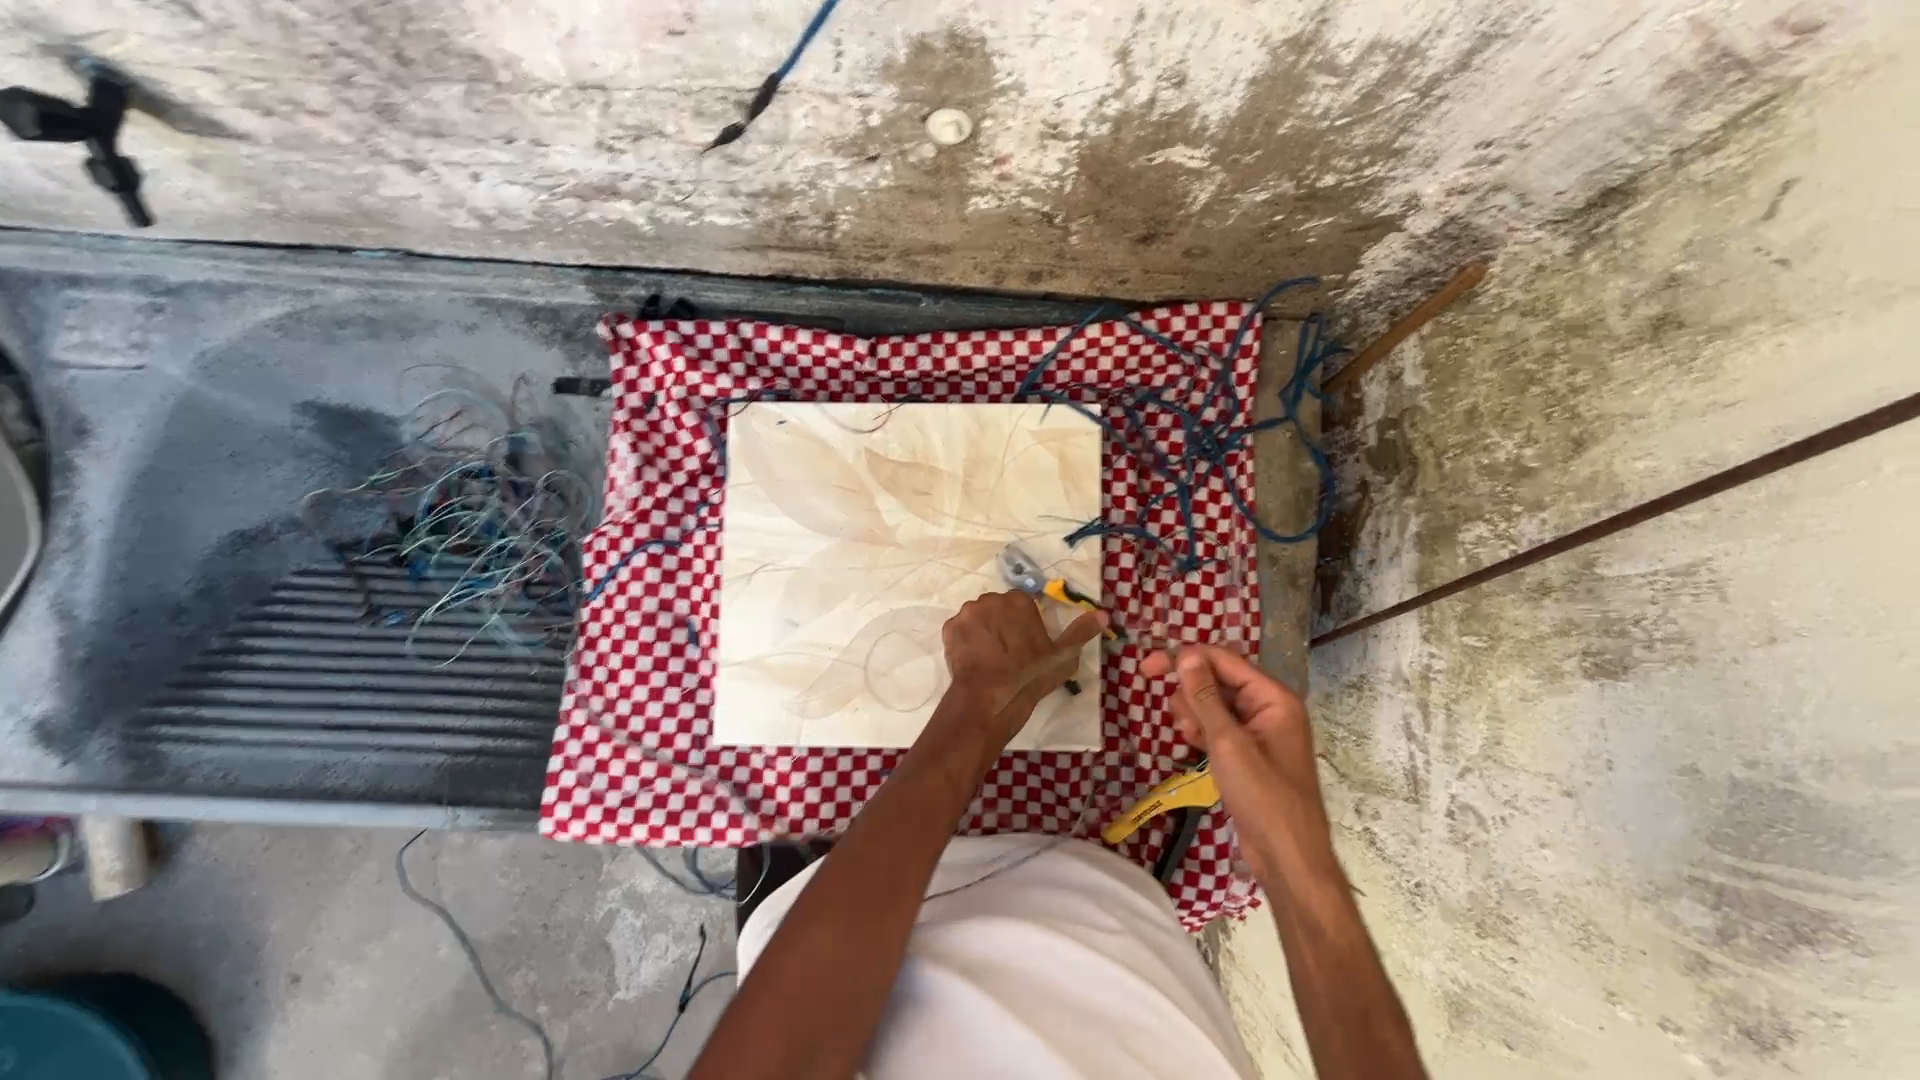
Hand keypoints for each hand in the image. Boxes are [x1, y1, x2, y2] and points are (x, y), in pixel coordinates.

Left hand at [940, 590, 1104, 753]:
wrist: (990, 697)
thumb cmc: (1030, 675)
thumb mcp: (1063, 656)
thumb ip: (1082, 631)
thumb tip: (1103, 614)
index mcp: (1018, 601)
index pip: (1022, 605)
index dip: (1025, 625)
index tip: (1027, 646)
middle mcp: (990, 600)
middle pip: (998, 609)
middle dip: (1002, 625)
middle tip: (1009, 654)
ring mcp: (967, 614)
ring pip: (978, 619)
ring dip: (983, 632)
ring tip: (991, 659)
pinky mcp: (949, 630)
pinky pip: (960, 631)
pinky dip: (965, 642)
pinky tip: (975, 661)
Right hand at [1141, 645, 1337, 886]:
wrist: (1287, 855)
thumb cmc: (1262, 797)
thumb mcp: (1228, 743)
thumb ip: (1205, 696)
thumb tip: (1186, 656)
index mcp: (1274, 698)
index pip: (1225, 661)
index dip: (1186, 658)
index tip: (1148, 665)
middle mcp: (1269, 709)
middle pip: (1219, 681)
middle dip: (1191, 692)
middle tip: (1171, 713)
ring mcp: (1259, 733)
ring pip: (1215, 705)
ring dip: (1194, 713)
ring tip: (1187, 735)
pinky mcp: (1248, 754)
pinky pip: (1219, 728)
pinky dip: (1202, 730)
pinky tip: (1191, 743)